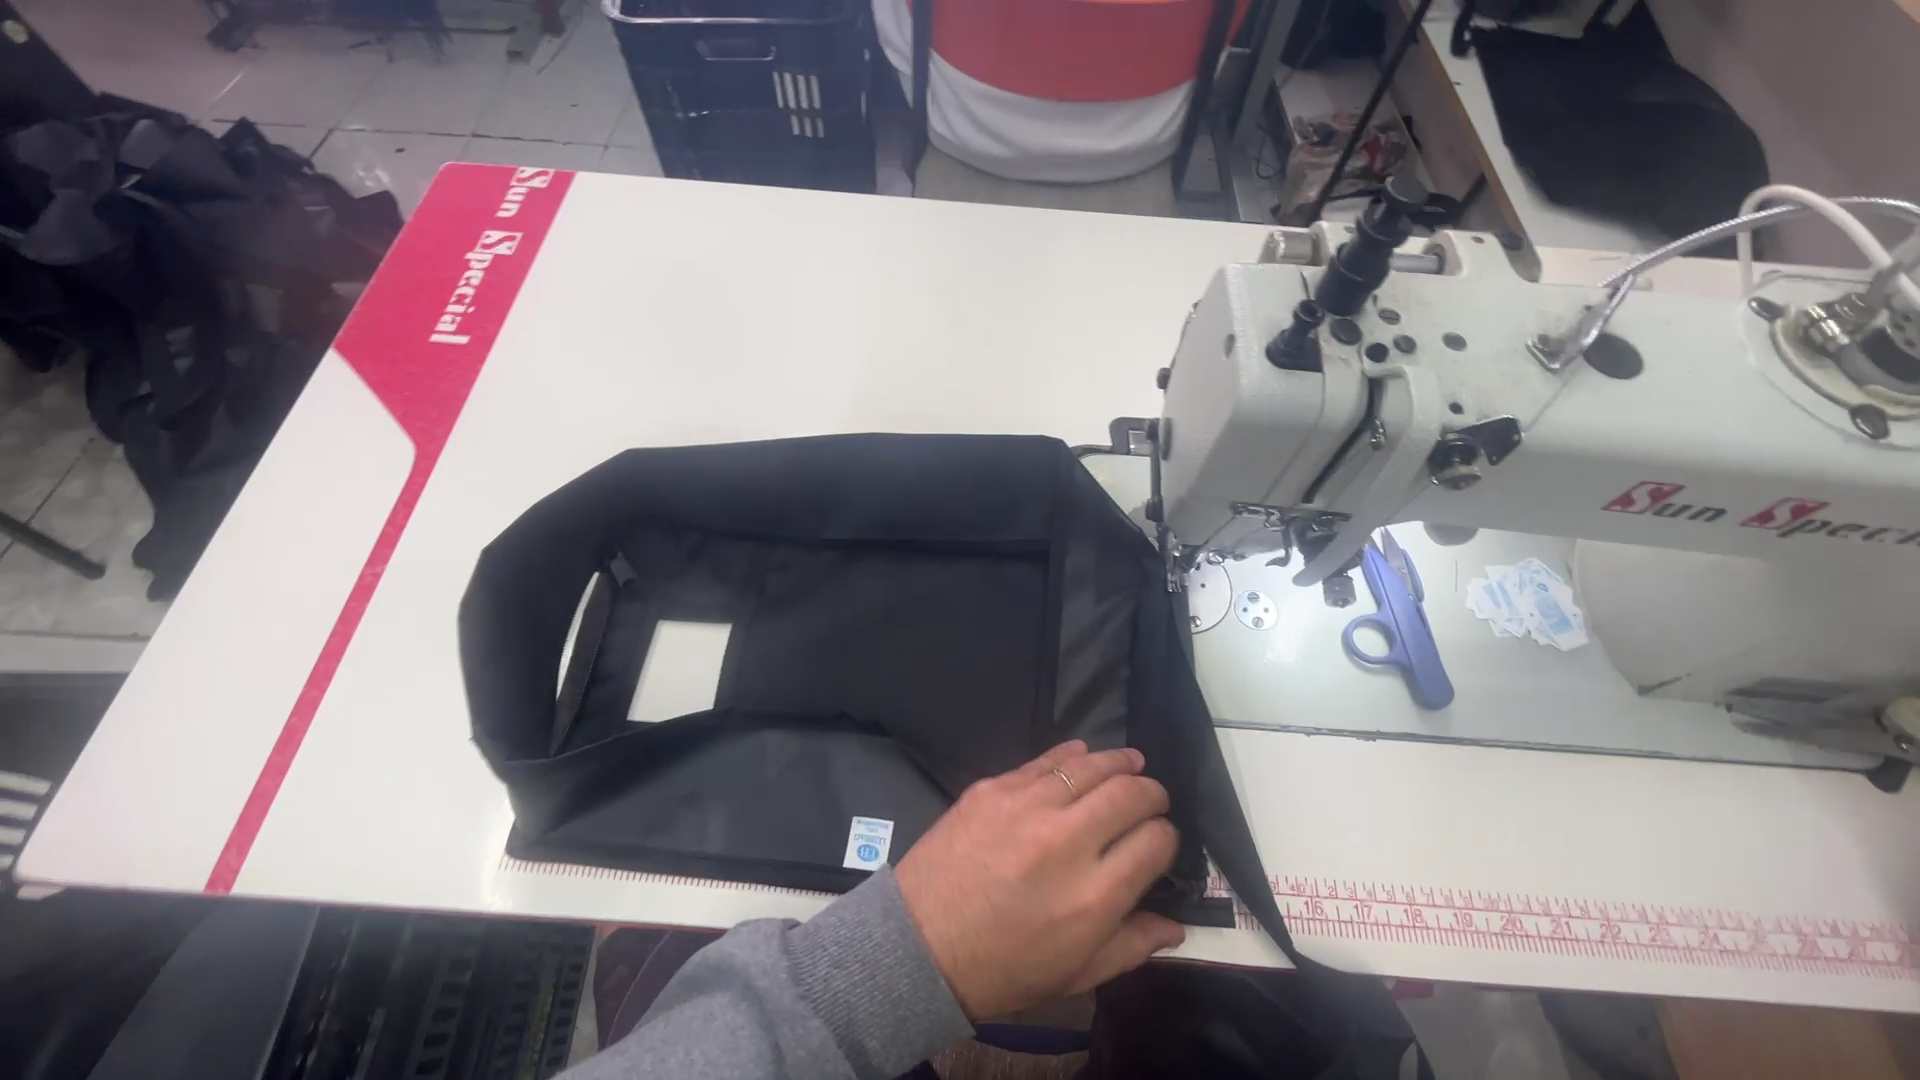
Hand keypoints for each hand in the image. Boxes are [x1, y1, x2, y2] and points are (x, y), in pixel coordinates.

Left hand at [893, 740, 1184, 1020]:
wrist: (920, 944)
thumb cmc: (1001, 969)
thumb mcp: (1075, 974)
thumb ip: (1131, 945)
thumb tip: (1176, 924)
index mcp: (1093, 896)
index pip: (1155, 842)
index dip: (1166, 838)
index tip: (1159, 842)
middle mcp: (1066, 842)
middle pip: (1130, 794)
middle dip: (1151, 792)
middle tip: (1152, 797)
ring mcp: (1026, 807)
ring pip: (1090, 766)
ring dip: (1119, 762)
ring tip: (1132, 762)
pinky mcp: (993, 788)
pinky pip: (1044, 761)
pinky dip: (1071, 755)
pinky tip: (1082, 755)